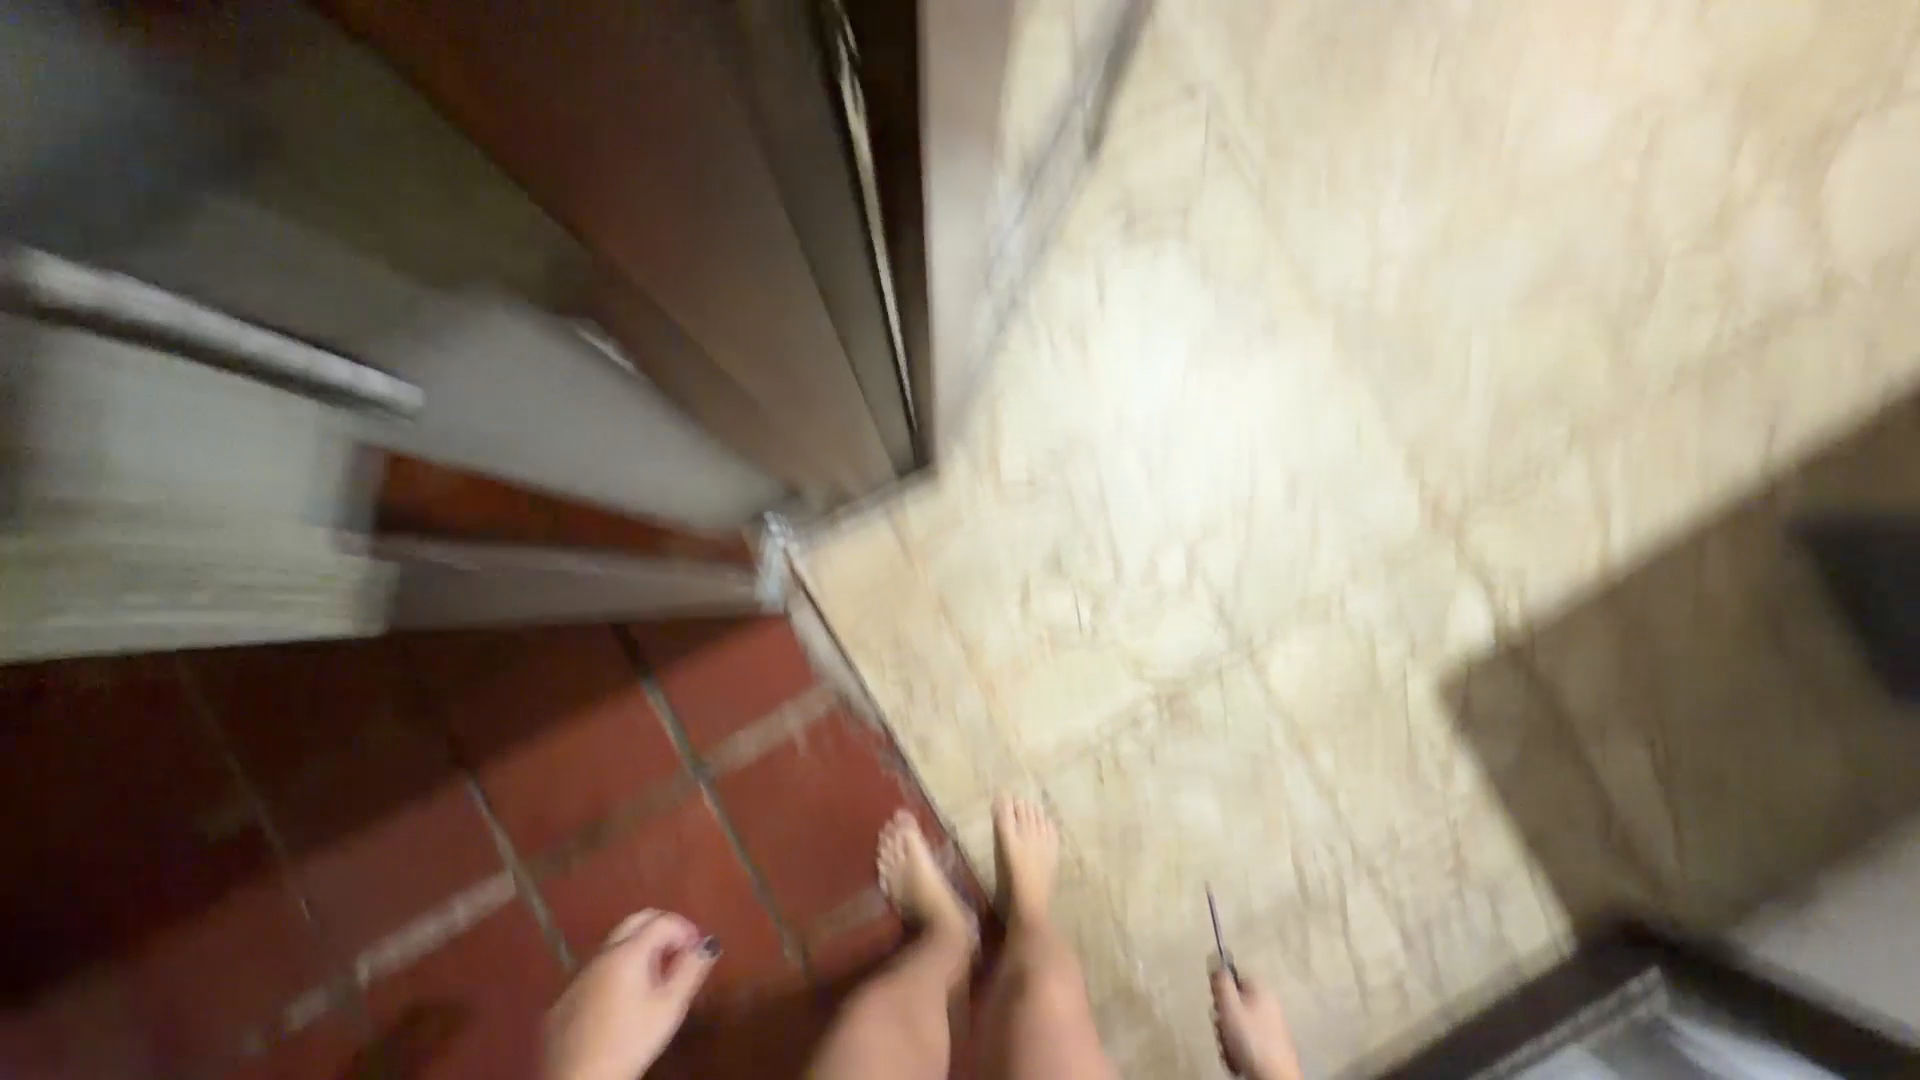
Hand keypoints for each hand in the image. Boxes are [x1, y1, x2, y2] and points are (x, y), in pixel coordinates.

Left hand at [544, 909, 719, 1079]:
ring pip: (614, 943)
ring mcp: (579, 974)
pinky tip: (622, 1001)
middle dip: (663, 929)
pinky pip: (597, 969)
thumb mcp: (670, 1006)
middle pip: (636, 921)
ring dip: (639, 947)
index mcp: (629, 951)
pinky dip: (617, 969)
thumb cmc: (631, 1041)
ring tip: (654, 978)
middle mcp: (601, 953)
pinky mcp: (564, 997)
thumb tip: (709, 942)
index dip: (686, 929)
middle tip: (678, 954)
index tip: (696, 952)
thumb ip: (692, 968)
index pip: (663, 920)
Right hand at [1211, 967, 1302, 1079]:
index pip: (1232, 976)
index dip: (1220, 989)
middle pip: (1233, 1000)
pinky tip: (1237, 1056)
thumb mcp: (1229, 1006)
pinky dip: (1238, 1046)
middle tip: (1222, 1028)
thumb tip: (1214, 956)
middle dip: (1222, 1016)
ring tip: (1230, 1046)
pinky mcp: (1270, 1043)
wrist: (1275, 1078)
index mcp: (1260, 988)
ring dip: (1227, 1034)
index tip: (1216, 1004)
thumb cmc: (1251, 1039)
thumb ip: (1221, 981)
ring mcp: (1270, 1024)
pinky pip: (1245, 1037)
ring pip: (1237, 1021)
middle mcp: (1267, 1002)